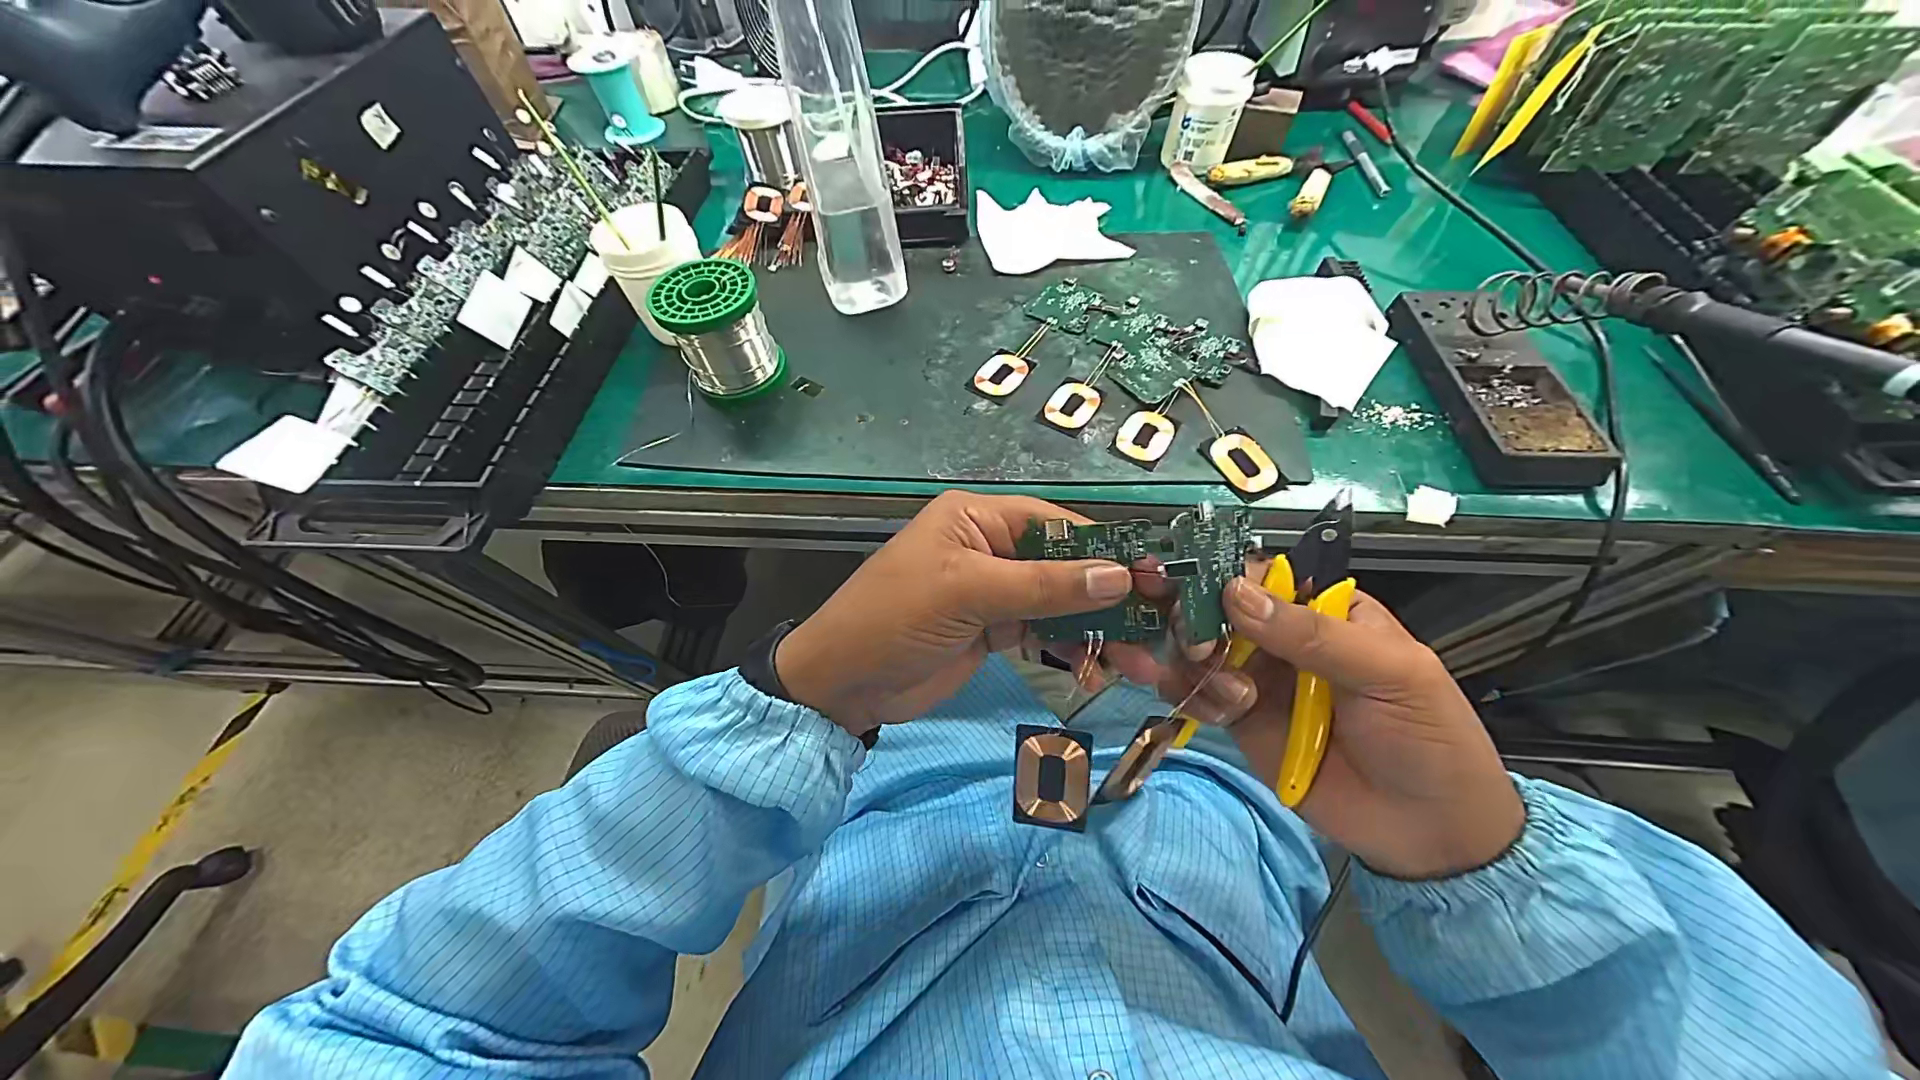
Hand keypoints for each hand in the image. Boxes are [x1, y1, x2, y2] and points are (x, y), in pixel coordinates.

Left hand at [775, 492, 1136, 735]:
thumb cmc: (896, 618)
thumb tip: (1119, 575)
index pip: (1055, 524)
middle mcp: (990, 548)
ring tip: (1141, 663)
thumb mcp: (968, 593)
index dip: (1105, 549)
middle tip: (1159, 625)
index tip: (1154, 574)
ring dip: (1098, 631)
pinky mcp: (993, 630)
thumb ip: (1044, 585)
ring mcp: (994, 592)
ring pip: (1060, 604)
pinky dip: (1072, 649)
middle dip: (1110, 597)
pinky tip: (1099, 671)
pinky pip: (1044, 633)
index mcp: (977, 519)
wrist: (843, 683)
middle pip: (1065, 566)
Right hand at [1208, 577, 1523, 879]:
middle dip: (1198, 624)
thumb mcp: (1388, 673)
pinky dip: (1193, 697)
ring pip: (1198, 650)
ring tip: (1235, 698)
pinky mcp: (1239, 718)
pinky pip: (1198, 693)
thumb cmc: (1428, 738)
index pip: (1263, 578)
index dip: (1224, 580)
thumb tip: (1236, 593)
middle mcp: (1281, 638)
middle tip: (1203, 651)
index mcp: (1324, 611)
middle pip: (1216, 610)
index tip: (1201, 597)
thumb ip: (1314, 634)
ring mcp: (1257, 678)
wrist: (1428, 833)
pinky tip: (1220, 713)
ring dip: (1197, 666)